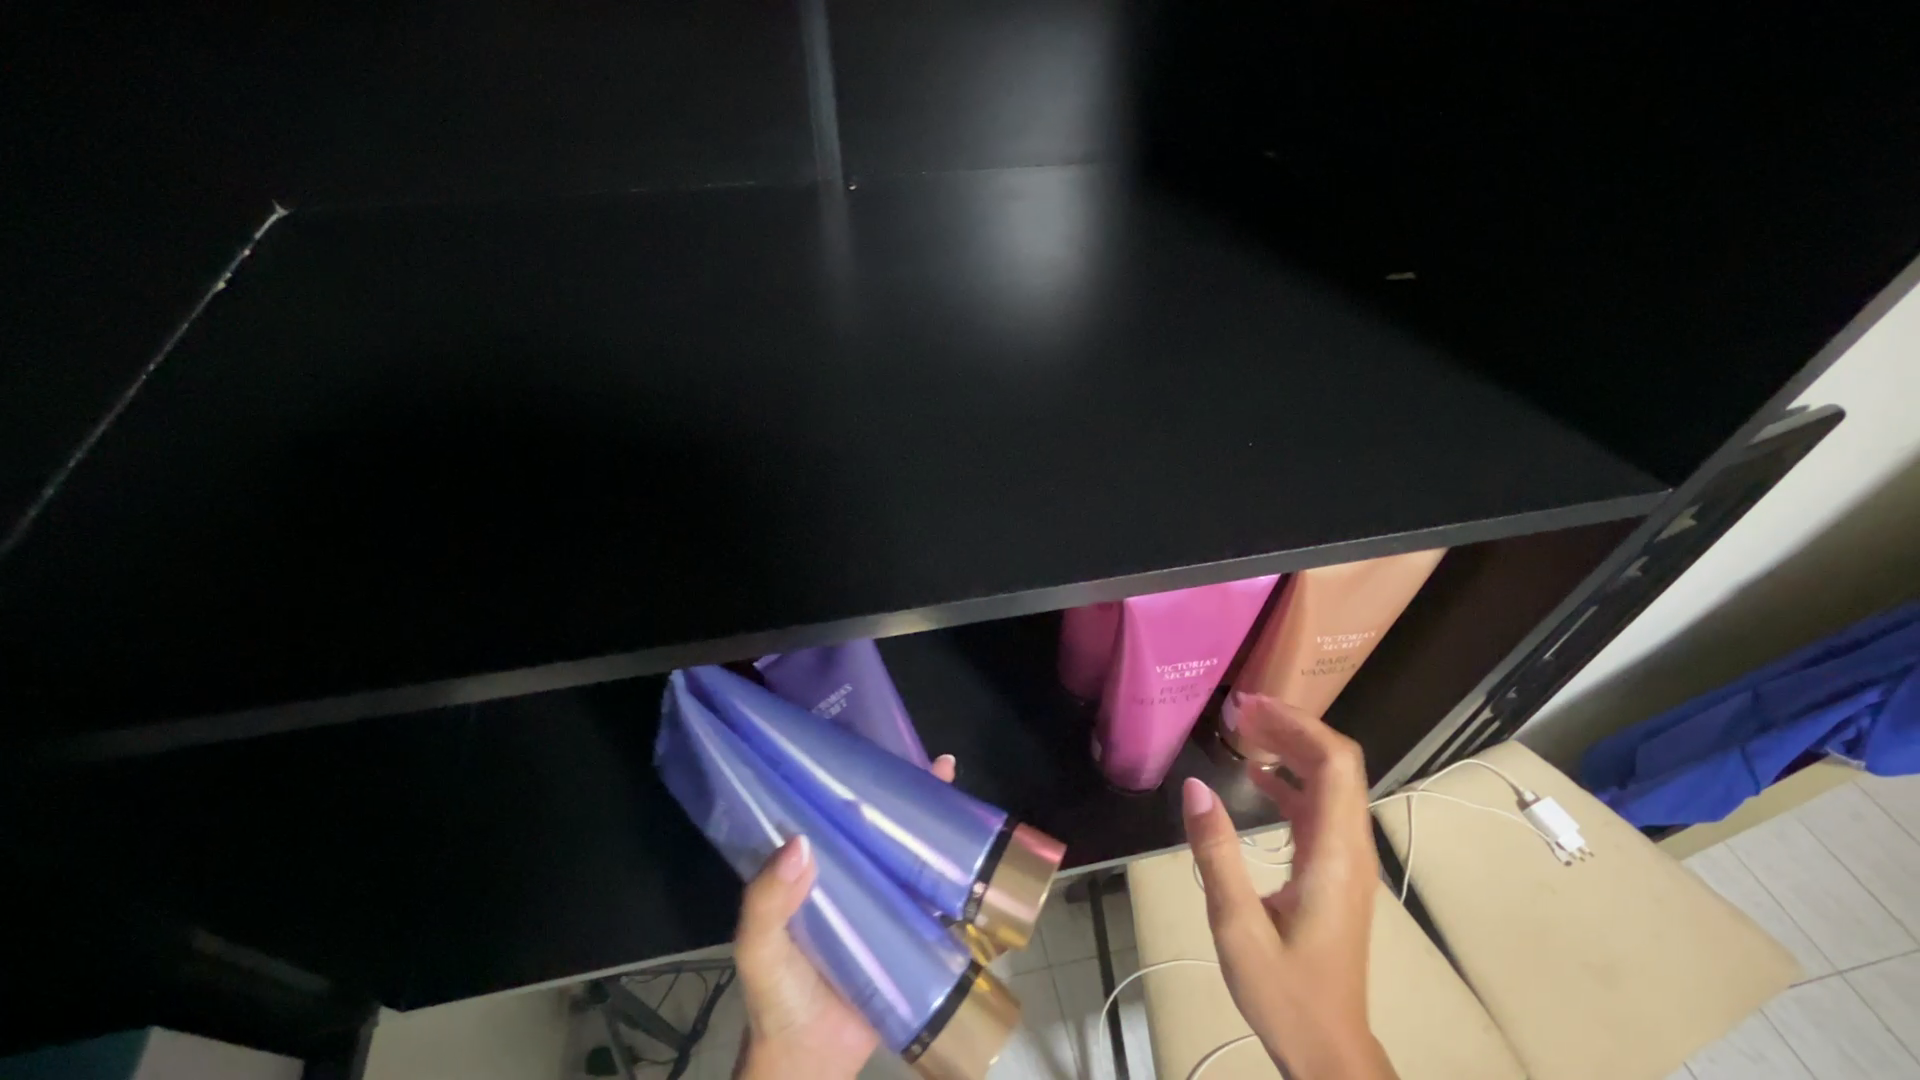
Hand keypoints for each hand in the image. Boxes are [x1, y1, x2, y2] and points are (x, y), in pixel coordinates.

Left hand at [732, 754, 956, 1079]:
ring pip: (909, 856)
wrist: (811, 1064)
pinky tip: (976, 860)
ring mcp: (881, 904)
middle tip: (938, 768)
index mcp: (810, 870)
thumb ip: (766, 901)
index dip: (853, 780)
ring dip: (934, 830)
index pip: (833, 812)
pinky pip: (932, 898)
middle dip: (908, 797)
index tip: (878, 751)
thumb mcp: (759, 946)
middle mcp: (848, 877)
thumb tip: (800, 842)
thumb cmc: (777, 998)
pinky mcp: (909, 934)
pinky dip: (952, 878)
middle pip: (880, 826)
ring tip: (962, 801)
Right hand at [1182, 698, 1397, 1079]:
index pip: (1334, 765)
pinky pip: (1320, 811)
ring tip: (1243, 734)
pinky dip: (1291, 783)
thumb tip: (1194, 787)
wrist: (1329, 1048)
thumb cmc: (1284, 992)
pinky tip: (1257, 779)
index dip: (1298, 725)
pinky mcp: (1336, 874)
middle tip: (1239, 713)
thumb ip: (1217, 853)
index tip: (1251, 707)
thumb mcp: (1237, 925)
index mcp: (1334, 855)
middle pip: (1335, 766)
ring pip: (1330, 785)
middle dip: (1292, 729)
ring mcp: (1347, 861)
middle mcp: (1350, 849)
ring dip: (1292, 752)